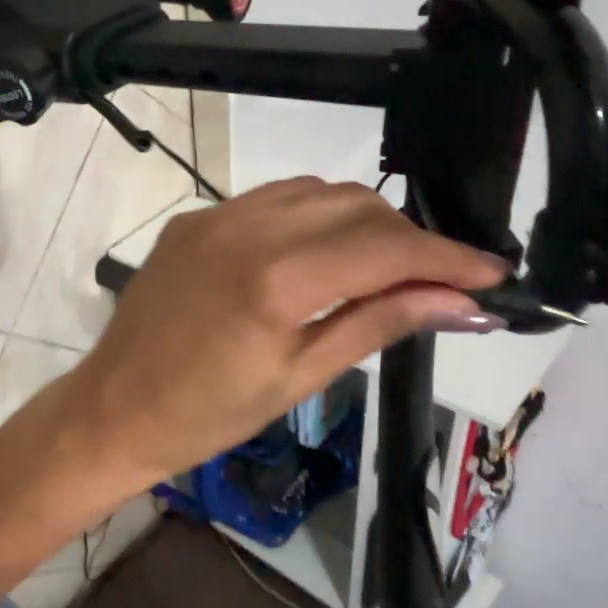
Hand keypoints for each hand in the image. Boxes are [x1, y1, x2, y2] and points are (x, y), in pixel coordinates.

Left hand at [63, 176, 508, 485]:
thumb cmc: (206, 416)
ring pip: (315, 192)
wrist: (113, 408)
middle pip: (356, 206)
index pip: (386, 248)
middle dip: (408, 238)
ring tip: (384, 269)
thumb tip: (461, 302)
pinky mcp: (193, 219)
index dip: (448, 258)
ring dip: (361, 221)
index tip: (494, 274)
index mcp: (274, 280)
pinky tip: (322, 253)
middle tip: (437, 283)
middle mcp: (245, 229)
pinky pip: (271, 199)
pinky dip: (311, 217)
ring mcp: (213, 217)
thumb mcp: (299, 377)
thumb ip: (378, 324)